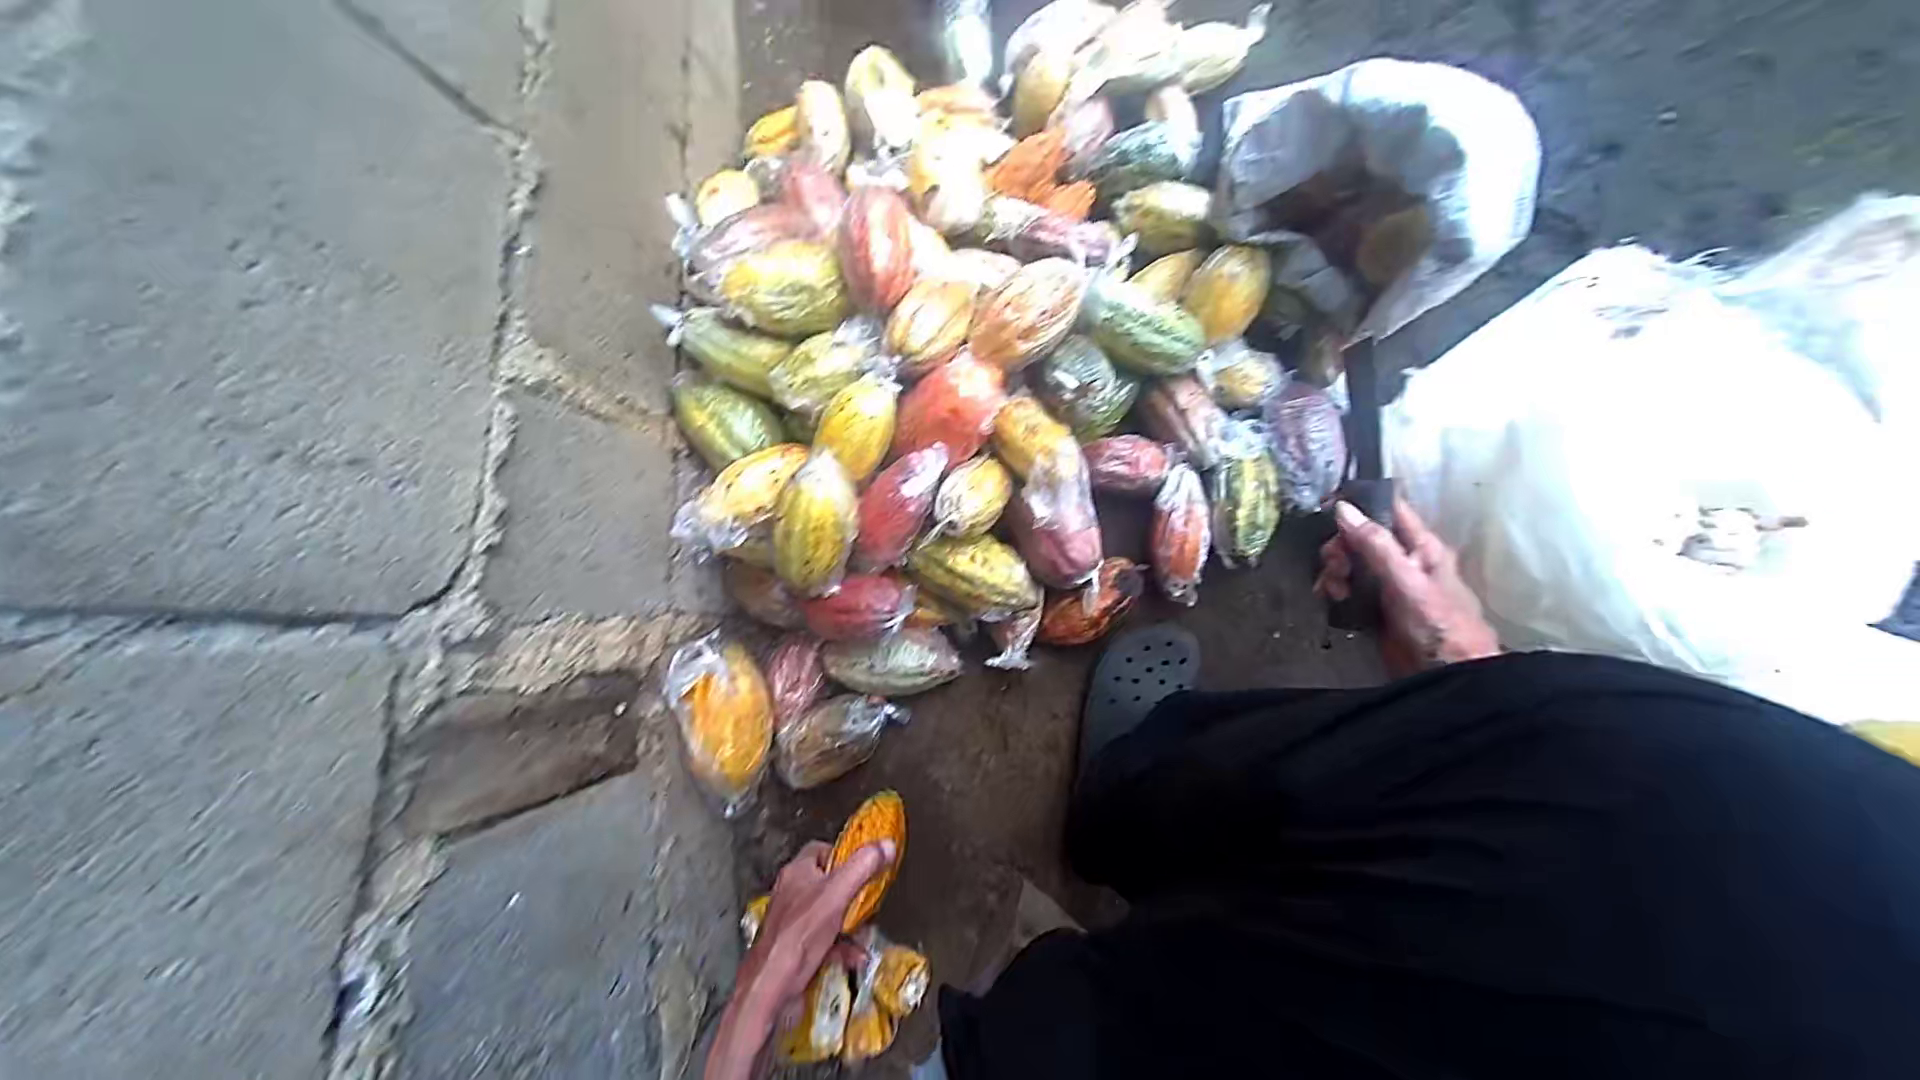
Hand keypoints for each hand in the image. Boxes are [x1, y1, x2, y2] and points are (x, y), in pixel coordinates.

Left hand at [704, 839, 895, 1079]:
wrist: (770, 989)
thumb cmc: (800, 934)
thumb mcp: (838, 893)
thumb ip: (864, 866)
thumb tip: (887, 845)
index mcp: (797, 872)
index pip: (821, 850)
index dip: (844, 855)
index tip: (863, 866)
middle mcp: (791, 894)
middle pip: (826, 883)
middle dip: (851, 894)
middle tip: (867, 901)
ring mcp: (790, 923)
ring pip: (826, 914)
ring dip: (849, 924)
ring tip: (865, 934)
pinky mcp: (792, 949)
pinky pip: (822, 941)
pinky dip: (840, 947)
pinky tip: (854, 958)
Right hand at [1316, 495, 1500, 676]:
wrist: (1444, 673)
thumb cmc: (1435, 623)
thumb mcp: (1405, 579)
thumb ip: (1374, 544)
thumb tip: (1343, 508)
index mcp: (1421, 546)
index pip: (1389, 509)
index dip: (1360, 503)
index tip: (1327, 506)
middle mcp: (1403, 559)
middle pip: (1360, 537)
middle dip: (1340, 548)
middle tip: (1336, 566)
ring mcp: (1387, 583)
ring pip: (1349, 562)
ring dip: (1334, 571)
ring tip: (1335, 591)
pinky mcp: (1372, 606)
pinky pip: (1345, 586)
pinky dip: (1333, 589)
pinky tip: (1332, 599)